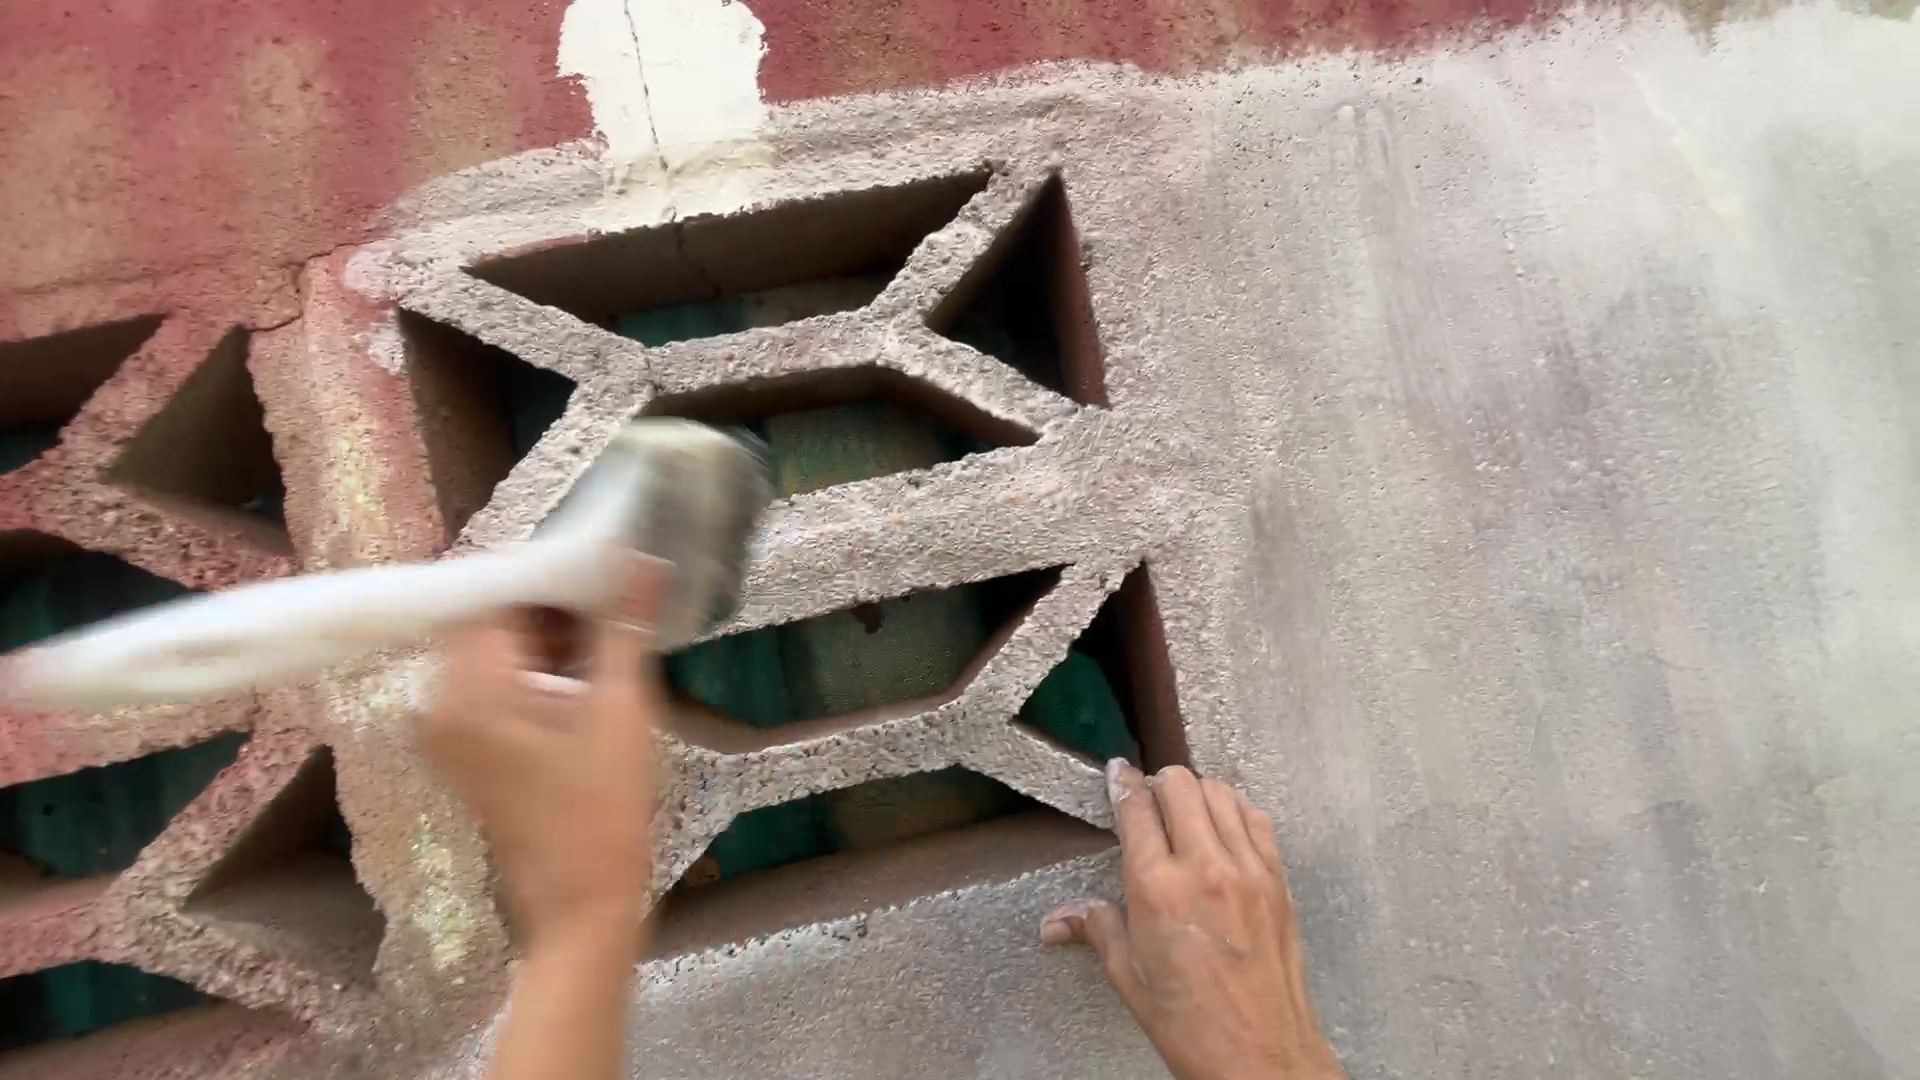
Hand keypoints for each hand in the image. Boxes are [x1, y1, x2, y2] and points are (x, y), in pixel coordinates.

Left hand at [421, 557, 665, 947]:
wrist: (583, 900)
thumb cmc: (605, 803)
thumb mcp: (622, 706)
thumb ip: (625, 626)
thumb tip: (641, 561)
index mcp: (470, 690)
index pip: (490, 594)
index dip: (544, 568)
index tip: (599, 556)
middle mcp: (441, 702)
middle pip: (485, 618)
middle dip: (547, 598)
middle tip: (611, 590)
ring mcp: (450, 728)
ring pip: (491, 647)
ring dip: (544, 629)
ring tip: (607, 625)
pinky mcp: (468, 746)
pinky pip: (494, 679)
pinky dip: (535, 661)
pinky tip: (586, 665)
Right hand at [1041, 762, 1343, 1079]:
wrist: (1265, 1061)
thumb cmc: (1190, 1025)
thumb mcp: (1129, 977)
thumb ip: (1095, 929)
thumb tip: (1053, 920)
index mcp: (1157, 888)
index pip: (1135, 807)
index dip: (1122, 783)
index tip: (1116, 773)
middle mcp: (1203, 867)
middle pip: (1179, 784)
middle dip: (1157, 783)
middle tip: (1150, 802)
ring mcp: (1247, 870)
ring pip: (1219, 791)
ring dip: (1196, 793)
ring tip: (1185, 813)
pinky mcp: (1278, 880)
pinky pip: (1257, 818)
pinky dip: (1235, 811)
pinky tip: (1223, 831)